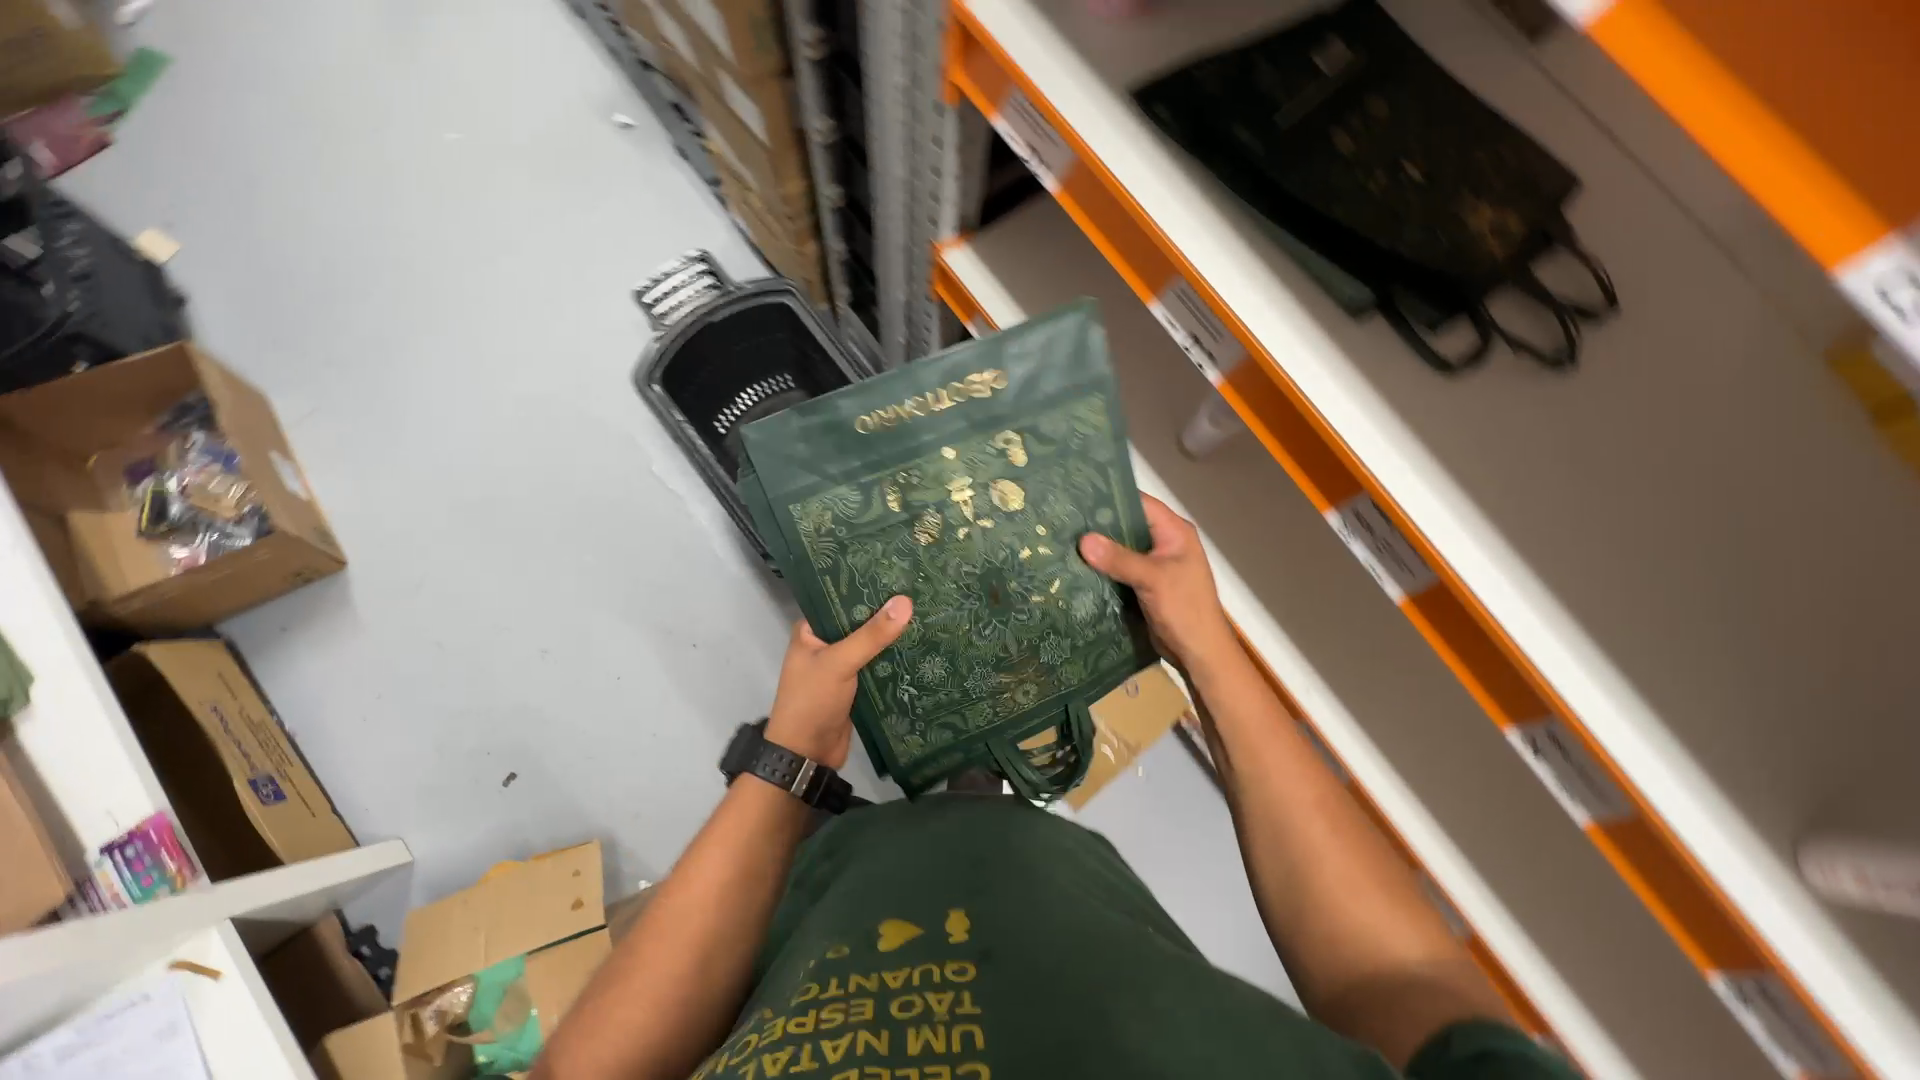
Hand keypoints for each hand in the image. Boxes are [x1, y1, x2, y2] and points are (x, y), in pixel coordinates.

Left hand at [765, 595, 913, 766]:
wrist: (806, 755)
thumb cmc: (812, 701)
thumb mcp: (840, 662)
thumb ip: (872, 635)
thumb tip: (905, 602)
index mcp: (811, 631)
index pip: (841, 599)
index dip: (868, 588)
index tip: (899, 573)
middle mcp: (825, 644)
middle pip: (860, 622)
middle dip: (886, 613)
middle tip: (921, 592)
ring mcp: (841, 667)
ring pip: (871, 646)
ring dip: (893, 638)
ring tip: (928, 614)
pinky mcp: (856, 687)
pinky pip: (878, 667)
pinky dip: (895, 661)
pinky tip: (922, 648)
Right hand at [1079, 494, 1235, 666]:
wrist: (1199, 652)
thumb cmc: (1185, 609)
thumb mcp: (1153, 579)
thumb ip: (1119, 558)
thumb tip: (1083, 540)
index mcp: (1174, 532)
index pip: (1140, 503)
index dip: (1111, 498)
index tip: (1078, 497)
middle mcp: (1164, 543)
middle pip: (1127, 525)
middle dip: (1099, 526)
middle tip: (1064, 520)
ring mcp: (1154, 565)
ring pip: (1120, 549)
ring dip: (1098, 550)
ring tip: (1063, 541)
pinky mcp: (1143, 585)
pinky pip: (1119, 570)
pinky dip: (1102, 569)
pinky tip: (1076, 567)